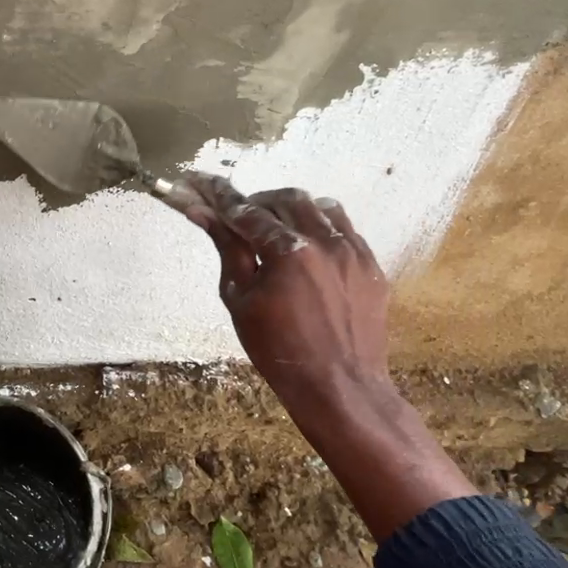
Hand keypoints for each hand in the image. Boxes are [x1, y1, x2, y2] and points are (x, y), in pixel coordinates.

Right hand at [168, 173, 475, 540]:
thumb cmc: (276, 347)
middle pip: (286, 198)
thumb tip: (200, 213)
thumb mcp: (238, 296)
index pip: (245, 210)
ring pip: (321, 207)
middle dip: (257, 201)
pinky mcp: (372, 267)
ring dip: (292, 209)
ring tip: (275, 227)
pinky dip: (321, 227)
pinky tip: (306, 246)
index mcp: (288, 250)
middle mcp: (325, 243)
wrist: (339, 386)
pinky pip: (346, 230)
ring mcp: (354, 253)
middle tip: (237, 215)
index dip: (217, 195)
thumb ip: (226, 247)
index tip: (196, 181)